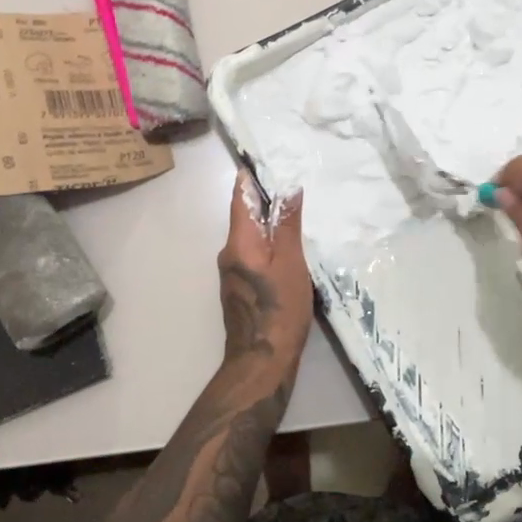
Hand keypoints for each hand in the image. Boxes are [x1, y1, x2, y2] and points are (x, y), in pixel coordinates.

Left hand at [217, 171, 313, 363]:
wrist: (262, 362)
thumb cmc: (280, 310)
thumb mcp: (291, 263)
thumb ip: (288, 226)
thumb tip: (289, 189)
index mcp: (238, 243)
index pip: (241, 199)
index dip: (250, 178)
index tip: (262, 159)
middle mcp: (228, 254)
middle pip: (244, 218)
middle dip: (263, 200)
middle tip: (289, 182)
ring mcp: (232, 274)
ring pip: (249, 238)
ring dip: (267, 224)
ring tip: (293, 212)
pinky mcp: (240, 290)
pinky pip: (252, 256)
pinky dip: (266, 245)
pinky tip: (286, 248)